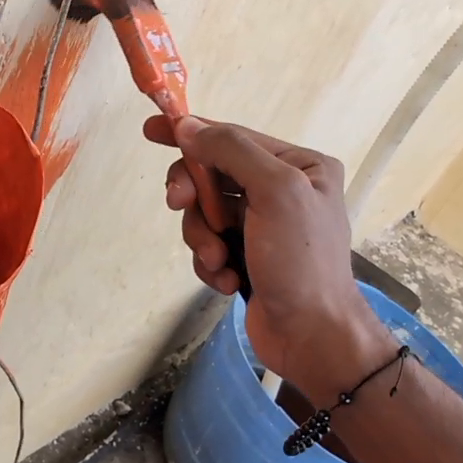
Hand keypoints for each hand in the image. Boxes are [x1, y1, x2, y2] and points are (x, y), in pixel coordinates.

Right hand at [143, 115, 392, 398]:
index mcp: (299, 166)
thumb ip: (232, 152)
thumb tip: (188, 127)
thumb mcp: (274, 192)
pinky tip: (229, 280)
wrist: (311, 335)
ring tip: (219, 261)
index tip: (151, 131)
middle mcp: (281, 191)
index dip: (190, 133)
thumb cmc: (300, 260)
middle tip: (179, 205)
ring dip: (203, 239)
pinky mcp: (245, 257)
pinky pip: (208, 246)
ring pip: (204, 215)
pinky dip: (210, 264)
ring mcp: (261, 226)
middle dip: (195, 197)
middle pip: (211, 177)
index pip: (233, 138)